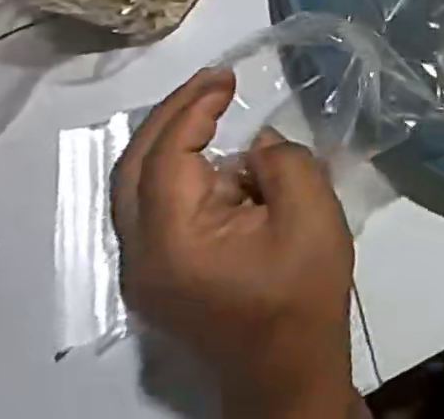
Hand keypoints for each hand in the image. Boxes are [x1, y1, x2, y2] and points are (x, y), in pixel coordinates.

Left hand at [113, 68, 357, 418]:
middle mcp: (141, 256)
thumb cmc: (303, 290)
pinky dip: (178, 169)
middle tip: (214, 82)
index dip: (192, 108)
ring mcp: (145, 269)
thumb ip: (283, 162)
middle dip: (171, 115)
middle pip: (132, 169)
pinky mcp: (161, 275)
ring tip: (214, 107)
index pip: (164, 157)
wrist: (289, 367)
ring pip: (136, 188)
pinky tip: (217, 156)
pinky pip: (155, 208)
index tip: (227, 77)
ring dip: (171, 140)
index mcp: (174, 241)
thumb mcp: (311, 214)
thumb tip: (255, 145)